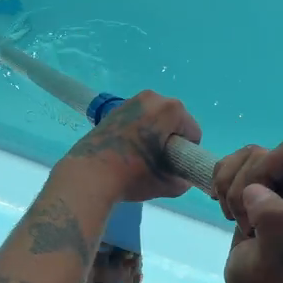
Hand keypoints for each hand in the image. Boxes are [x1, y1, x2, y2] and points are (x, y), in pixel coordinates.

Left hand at [58, 91, 201, 203]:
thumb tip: (183, 178)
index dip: (188, 151)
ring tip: (143, 156)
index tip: (176, 165)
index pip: (192, 132)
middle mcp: (151, 98)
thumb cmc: (133, 176)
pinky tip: (129, 149)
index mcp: (170, 110)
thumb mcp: (167, 185)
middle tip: (160, 161)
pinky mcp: (114, 110)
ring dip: (154, 134)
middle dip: (171, 140)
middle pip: (173, 122)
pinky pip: (137, 120)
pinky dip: (138, 132)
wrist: (90, 174)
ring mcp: (130, 101)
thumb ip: (184, 180)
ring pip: (154, 119)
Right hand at [213, 139, 282, 220]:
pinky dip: (223, 182)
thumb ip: (275, 228)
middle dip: (243, 184)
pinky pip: (240, 160)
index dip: (262, 174)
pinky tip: (231, 210)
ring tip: (238, 220)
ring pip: (252, 155)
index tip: (253, 213)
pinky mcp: (274, 183)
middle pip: (269, 153)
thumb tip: (256, 191)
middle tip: (243, 222)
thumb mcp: (272, 265)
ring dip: (231, 187)